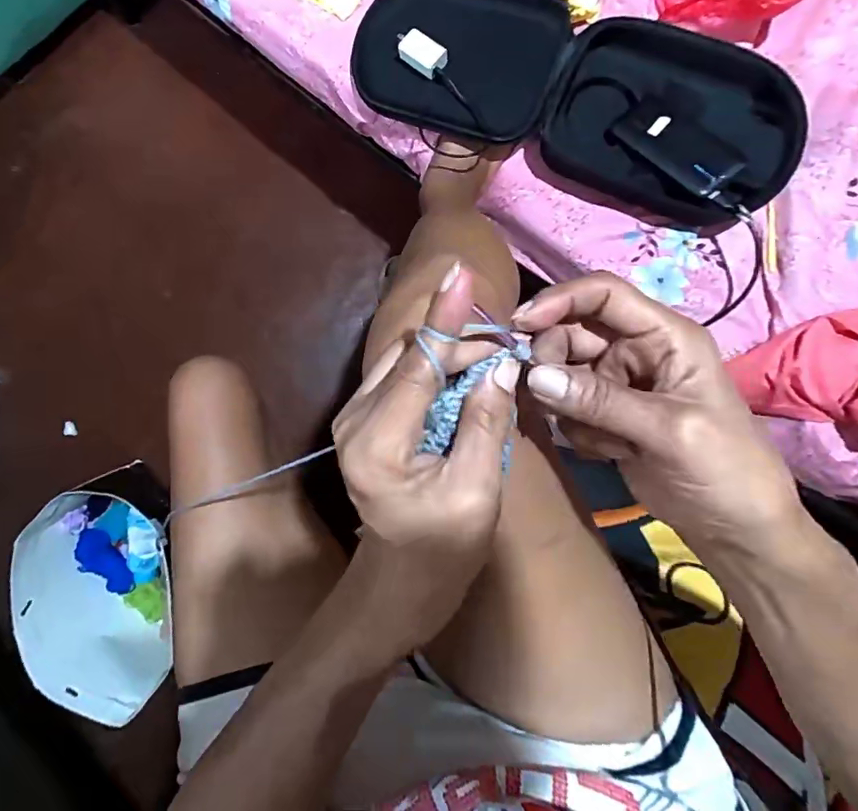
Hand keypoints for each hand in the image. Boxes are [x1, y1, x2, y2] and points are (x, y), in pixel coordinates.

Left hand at [331, 262, 516, 655]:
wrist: (399, 585)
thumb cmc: (442, 551)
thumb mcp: (475, 492)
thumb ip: (484, 423)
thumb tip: (501, 365)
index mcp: (377, 441)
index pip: (416, 363)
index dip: (445, 317)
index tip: (461, 272)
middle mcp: (354, 419)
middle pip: (408, 355)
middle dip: (456, 339)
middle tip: (504, 345)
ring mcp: (353, 418)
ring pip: (402, 360)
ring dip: (445, 351)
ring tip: (492, 357)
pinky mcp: (362, 420)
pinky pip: (399, 377)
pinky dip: (433, 367)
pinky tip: (465, 372)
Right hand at [511, 271, 800, 555]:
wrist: (738, 532)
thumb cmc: (725, 470)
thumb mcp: (667, 431)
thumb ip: (600, 400)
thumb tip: (533, 375)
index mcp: (665, 335)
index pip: (603, 293)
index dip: (559, 300)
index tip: (521, 325)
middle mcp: (637, 349)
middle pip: (572, 330)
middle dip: (553, 360)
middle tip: (547, 396)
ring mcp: (620, 382)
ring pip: (562, 370)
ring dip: (566, 403)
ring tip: (602, 439)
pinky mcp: (606, 414)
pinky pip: (567, 405)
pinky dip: (575, 428)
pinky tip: (610, 453)